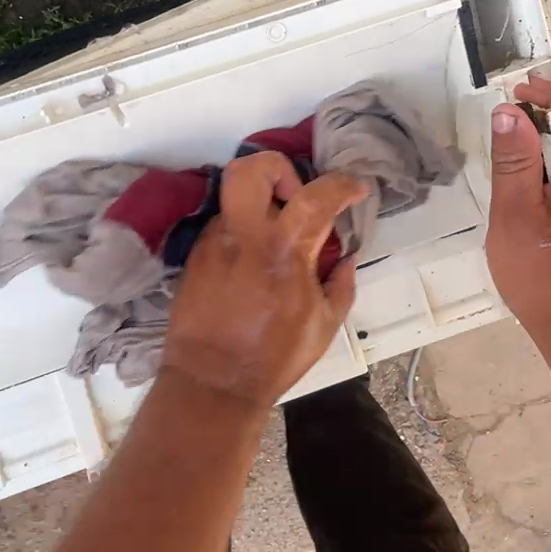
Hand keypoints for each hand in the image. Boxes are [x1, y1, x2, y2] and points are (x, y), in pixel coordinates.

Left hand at [161, 152, 368, 408]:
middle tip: (294, 196)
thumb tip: (344, 256)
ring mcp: (214, 243)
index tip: (355, 190)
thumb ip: (341, 283)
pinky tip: (252, 266)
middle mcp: (244, 237)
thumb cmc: (273, 357)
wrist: (210, 383)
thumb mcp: (325, 325)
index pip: (316, 197)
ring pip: (237, 200)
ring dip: (261, 208)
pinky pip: (224, 228)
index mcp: (284, 252)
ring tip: (275, 241)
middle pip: (250, 169)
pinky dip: (244, 235)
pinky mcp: (195, 256)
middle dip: (277, 168)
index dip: (342, 185)